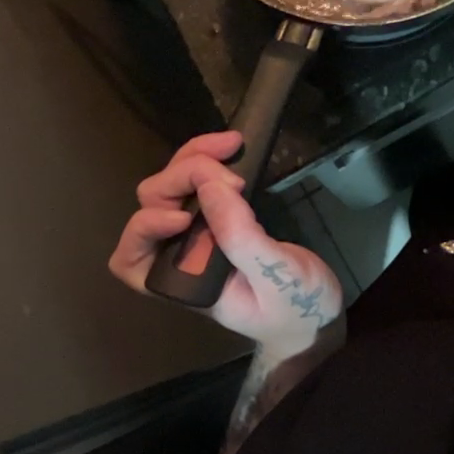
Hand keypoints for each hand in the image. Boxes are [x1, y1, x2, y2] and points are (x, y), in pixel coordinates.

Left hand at [110, 132, 343, 357]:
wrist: (321, 309)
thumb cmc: (296, 306)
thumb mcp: (276, 276)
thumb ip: (240, 237)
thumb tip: (210, 187)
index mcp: (184, 286)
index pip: (132, 258)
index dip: (147, 229)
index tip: (184, 218)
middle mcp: (182, 256)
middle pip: (153, 206)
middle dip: (181, 178)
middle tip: (229, 172)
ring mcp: (199, 233)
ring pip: (173, 187)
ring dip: (194, 159)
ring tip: (232, 144)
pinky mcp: (220, 214)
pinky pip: (200, 182)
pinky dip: (209, 160)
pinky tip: (233, 148)